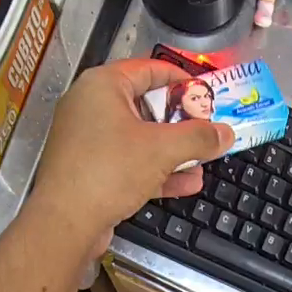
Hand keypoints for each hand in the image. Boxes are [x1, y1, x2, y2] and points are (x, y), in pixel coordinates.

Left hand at [27, 59, 233, 252]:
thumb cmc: (105, 173)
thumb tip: (224, 133)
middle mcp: (92, 108)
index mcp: (103, 86)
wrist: (67, 221)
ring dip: (173, 153)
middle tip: (205, 133)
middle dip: (180, 125)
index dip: (181, 80)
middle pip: (146, 107)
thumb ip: (197, 139)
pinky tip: (184, 183)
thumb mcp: (161, 150)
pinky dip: (156, 172)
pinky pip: (131, 165)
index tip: (204, 94)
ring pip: (140, 140)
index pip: (149, 69)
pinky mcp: (92, 171)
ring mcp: (90, 141)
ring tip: (201, 163)